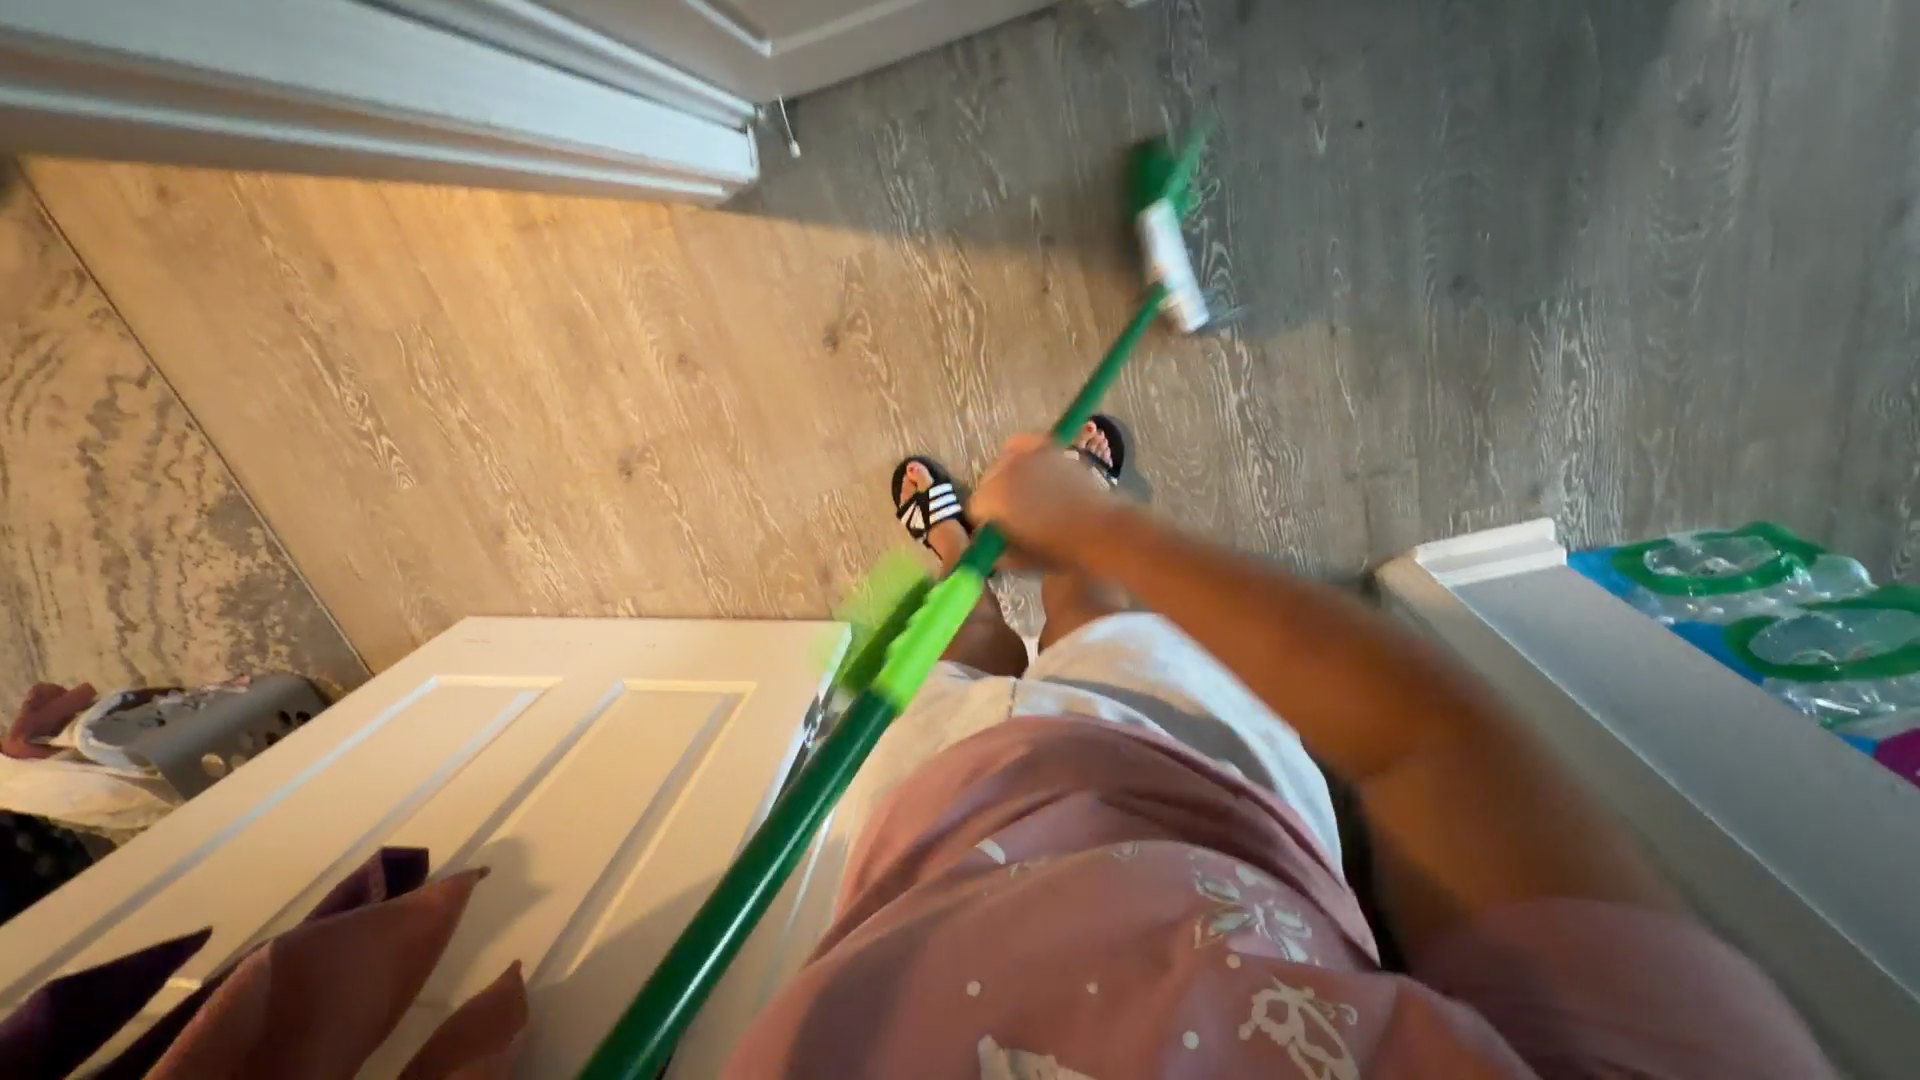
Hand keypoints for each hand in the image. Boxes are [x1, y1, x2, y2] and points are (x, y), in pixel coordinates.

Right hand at [969, 433, 1120, 564]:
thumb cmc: (1060, 549)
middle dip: (994, 500)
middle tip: (1014, 517)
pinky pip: (1021, 444)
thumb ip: (997, 553)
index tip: (998, 535)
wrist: (1102, 530)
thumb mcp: (1021, 561)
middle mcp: (1001, 472)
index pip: (974, 509)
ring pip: (1003, 465)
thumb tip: (989, 548)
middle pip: (986, 484)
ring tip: (1028, 496)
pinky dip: (1020, 452)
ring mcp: (1026, 457)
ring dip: (1008, 478)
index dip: (985, 524)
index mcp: (990, 500)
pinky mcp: (1047, 448)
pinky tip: (1028, 465)